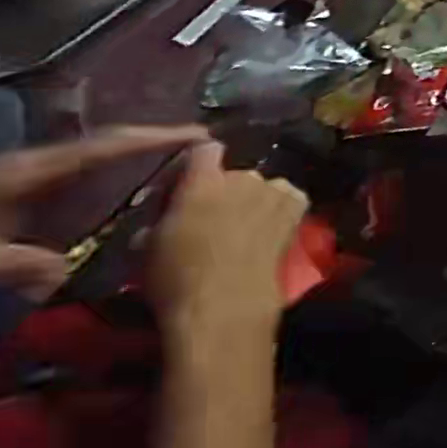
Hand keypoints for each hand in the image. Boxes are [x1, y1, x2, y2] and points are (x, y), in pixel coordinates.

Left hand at [0, 127, 206, 302]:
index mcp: (32, 171)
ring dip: (142, 145)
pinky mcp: (29, 180)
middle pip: (109, 140)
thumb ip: (24, 265)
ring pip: (101, 148)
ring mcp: (33, 168)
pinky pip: (89, 162)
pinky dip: (122, 159)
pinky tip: (138, 172)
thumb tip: (79, 272)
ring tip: (184, 151)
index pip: (105, 147)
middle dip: (158, 136)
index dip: (154, 138)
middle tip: (205, 140)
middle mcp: (39, 161)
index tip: (199, 134)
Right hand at [148, 142, 307, 338]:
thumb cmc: (177, 276)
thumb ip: (161, 221)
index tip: (189, 180)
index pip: (204, 150)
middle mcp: (242, 176)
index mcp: (202, 181)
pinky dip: (281, 206)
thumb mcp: (150, 247)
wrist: (225, 297)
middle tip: (215, 218)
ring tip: (246, 226)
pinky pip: (289, 196)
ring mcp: (273, 187)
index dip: (198, 162)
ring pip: (262, 186)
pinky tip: (273, 225)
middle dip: (224, 191)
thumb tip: (160, 222)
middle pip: (234, 174)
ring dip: (253, 199)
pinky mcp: (295, 203)